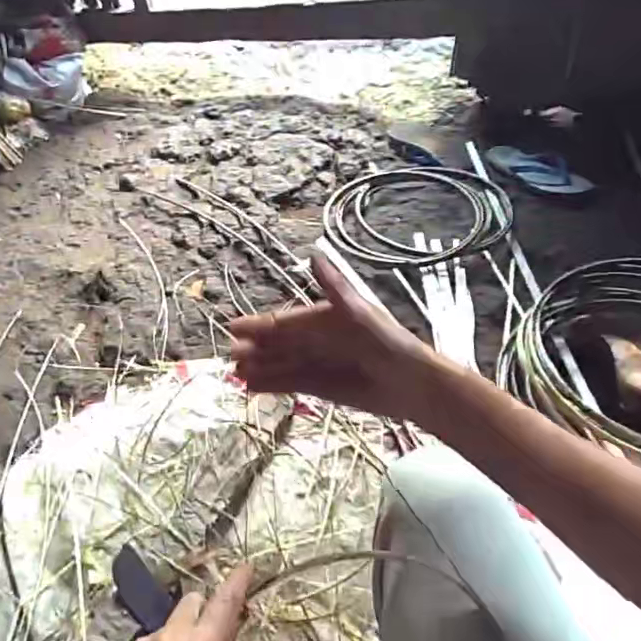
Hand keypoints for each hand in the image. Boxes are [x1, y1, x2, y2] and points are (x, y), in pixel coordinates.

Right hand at [229, 253, 447, 422]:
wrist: (410, 382)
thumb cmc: (386, 341)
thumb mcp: (358, 311)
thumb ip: (334, 287)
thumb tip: (314, 253)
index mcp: (325, 319)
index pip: (285, 321)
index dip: (260, 324)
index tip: (234, 327)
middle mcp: (319, 340)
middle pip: (280, 344)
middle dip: (256, 348)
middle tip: (230, 354)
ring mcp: (320, 364)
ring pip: (282, 364)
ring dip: (260, 367)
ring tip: (235, 373)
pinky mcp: (324, 387)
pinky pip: (292, 383)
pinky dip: (273, 384)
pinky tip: (252, 387)